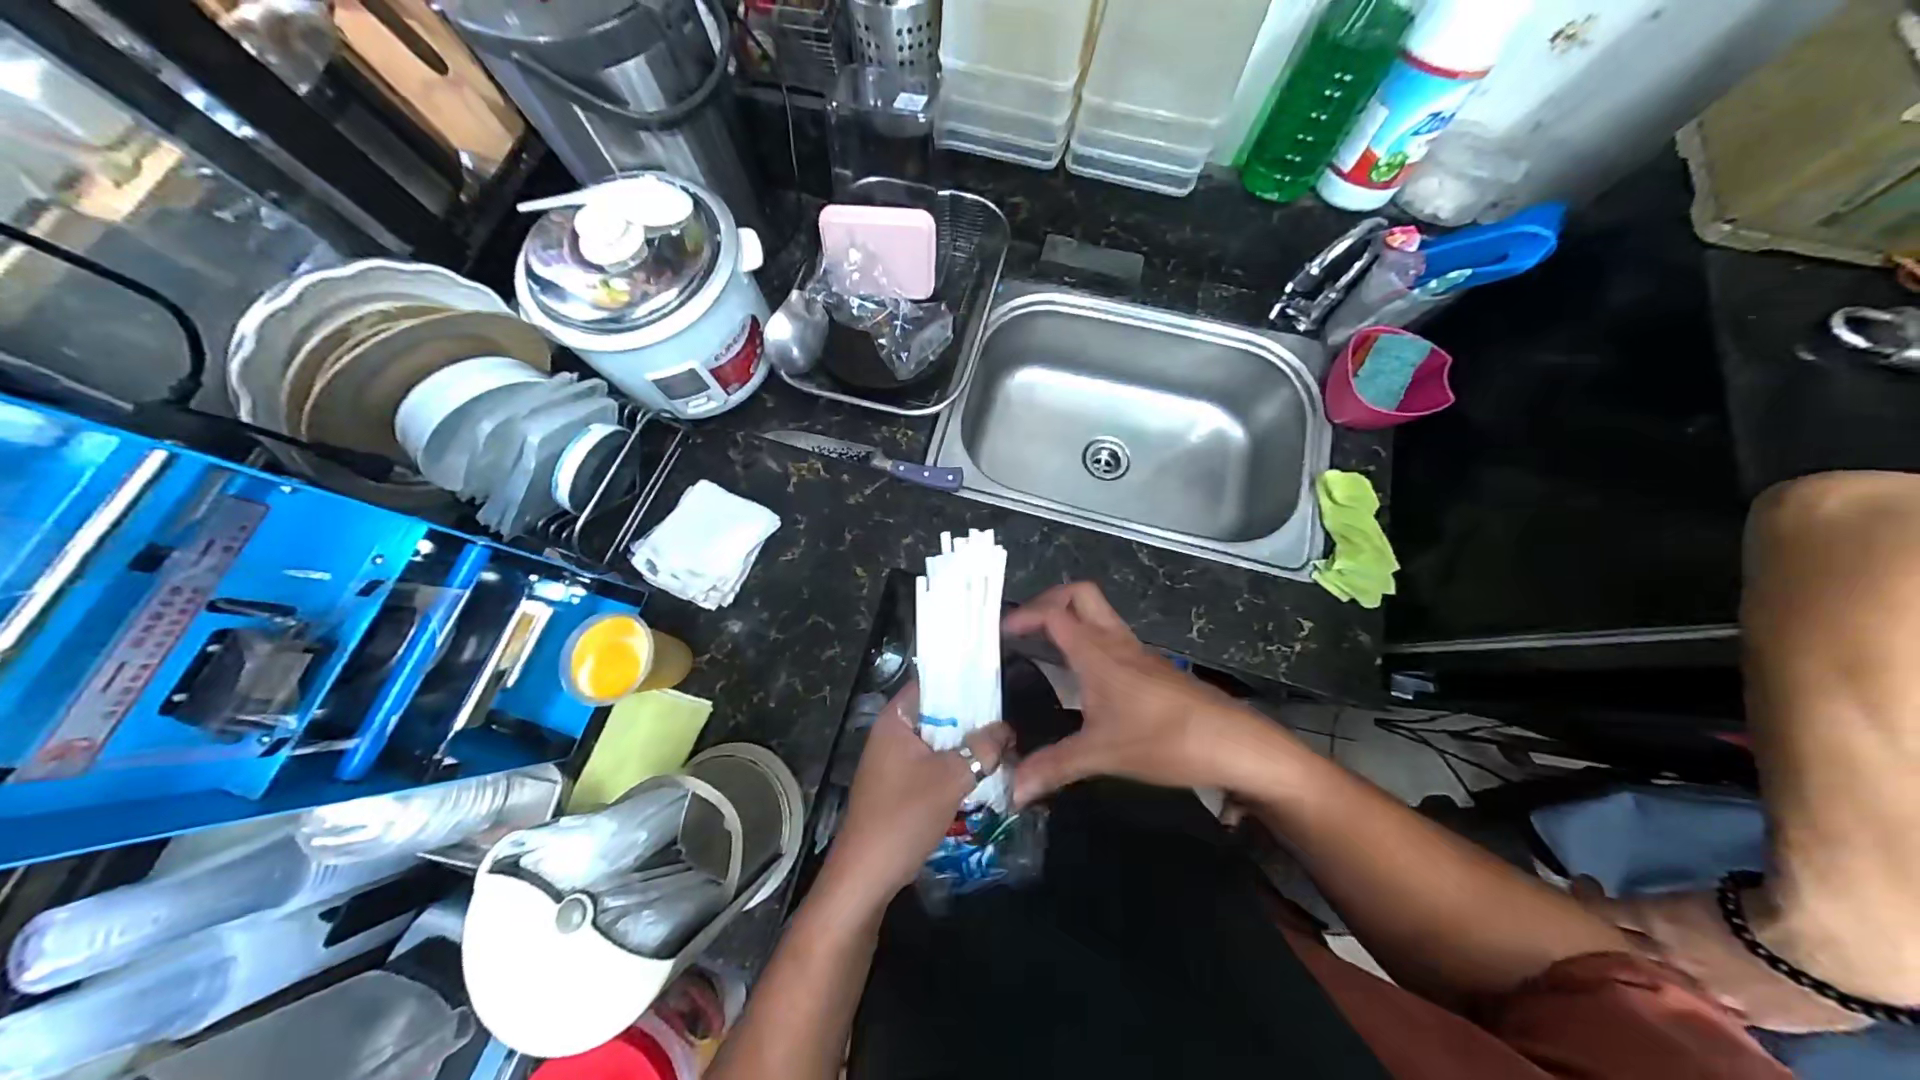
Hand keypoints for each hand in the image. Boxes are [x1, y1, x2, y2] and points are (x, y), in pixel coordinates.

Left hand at [820, 682, 1011, 911]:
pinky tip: (980, 778)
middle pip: (936, 715)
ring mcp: (892, 763)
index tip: (995, 686)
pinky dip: (953, 769)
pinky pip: (931, 767)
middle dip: (970, 719)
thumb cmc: (905, 815)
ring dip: (965, 748)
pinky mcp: (898, 788)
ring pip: (937, 744)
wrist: (866, 876)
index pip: (930, 684)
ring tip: (1001, 748)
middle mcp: (890, 735)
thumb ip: (983, 748)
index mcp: (895, 720)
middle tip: (1006, 722)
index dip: (962, 683)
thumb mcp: (952, 777)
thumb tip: (1005, 730)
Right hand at [1002, 582, 1290, 806]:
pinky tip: (1084, 680)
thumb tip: (1012, 790)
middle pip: (1080, 595)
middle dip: (1049, 601)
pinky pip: (1113, 640)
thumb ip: (1054, 768)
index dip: (1023, 615)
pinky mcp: (1153, 670)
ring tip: (1046, 650)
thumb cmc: (1165, 740)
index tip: (1001, 632)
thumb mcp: (1102, 755)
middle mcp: (1117, 643)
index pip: (1053, 615)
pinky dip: (1090, 643)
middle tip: (1026, 627)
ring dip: (1072, 620)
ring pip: (1100, 616)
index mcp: (1098, 652)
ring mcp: (1138, 654)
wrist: (1235, 744)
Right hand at [1573, 881, 1869, 1032]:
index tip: (1659, 977)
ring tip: (1573, 916)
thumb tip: (1755, 998)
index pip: (1689, 1003)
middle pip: (1644, 975)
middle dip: (1621, 962)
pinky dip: (1591, 898)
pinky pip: (1609, 909)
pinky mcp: (1651, 916)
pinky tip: (1579, 884)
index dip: (1671, 989)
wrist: (1811, 946)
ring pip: (1617, 941)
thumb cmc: (1825, 984)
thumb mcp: (1805, 1010)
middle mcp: (1689, 987)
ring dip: (1595, 929)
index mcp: (1731, 1013)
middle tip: (1597, 949)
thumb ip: (1770, 1004)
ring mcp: (1665, 950)